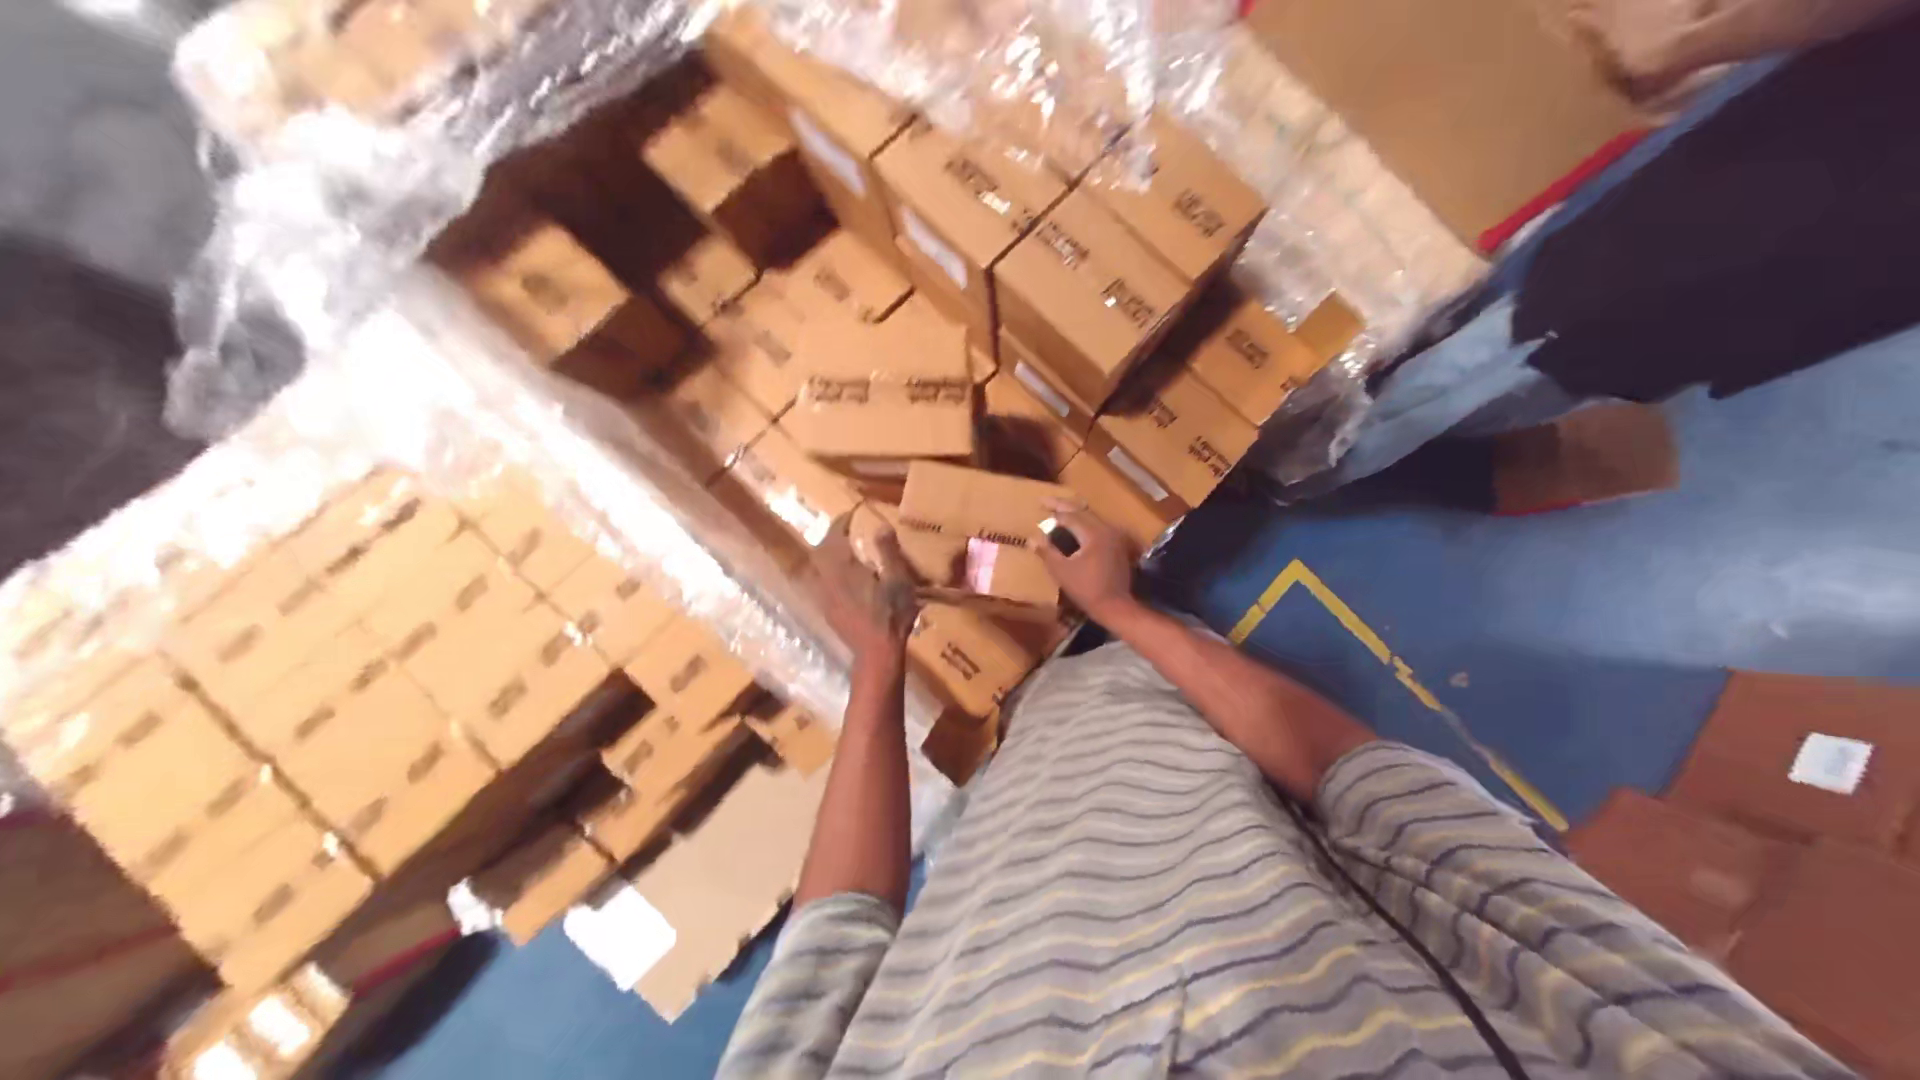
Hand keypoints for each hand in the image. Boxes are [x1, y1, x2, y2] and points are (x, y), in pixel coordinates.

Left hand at [809, 514, 918, 662]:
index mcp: (844, 567)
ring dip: (826, 553)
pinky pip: (819, 582)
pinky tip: (840, 577)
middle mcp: (827, 577)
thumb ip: (889, 552)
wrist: (877, 652)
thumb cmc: (892, 614)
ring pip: (816, 566)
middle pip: (821, 549)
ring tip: (842, 550)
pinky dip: (827, 571)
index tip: (854, 512)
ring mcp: (823, 595)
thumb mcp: (899, 580)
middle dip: (832, 535)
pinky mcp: (826, 609)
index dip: (843, 521)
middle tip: (846, 529)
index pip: (836, 535)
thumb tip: (882, 526)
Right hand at [1036, 500, 1138, 623]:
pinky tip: (1075, 528)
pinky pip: (1098, 527)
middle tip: (1047, 502)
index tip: (1039, 505)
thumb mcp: (1062, 571)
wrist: (1115, 606)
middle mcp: (1106, 530)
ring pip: (1092, 518)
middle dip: (1064, 506)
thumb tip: (1032, 538)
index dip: (1053, 511)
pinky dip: (1084, 524)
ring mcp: (1114, 537)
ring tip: (1058, 512)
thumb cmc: (1086, 589)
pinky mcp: (1117, 546)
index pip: (1070, 516)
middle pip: (1083, 511)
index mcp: (1093, 533)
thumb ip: (1047, 552)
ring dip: (1075, 514)